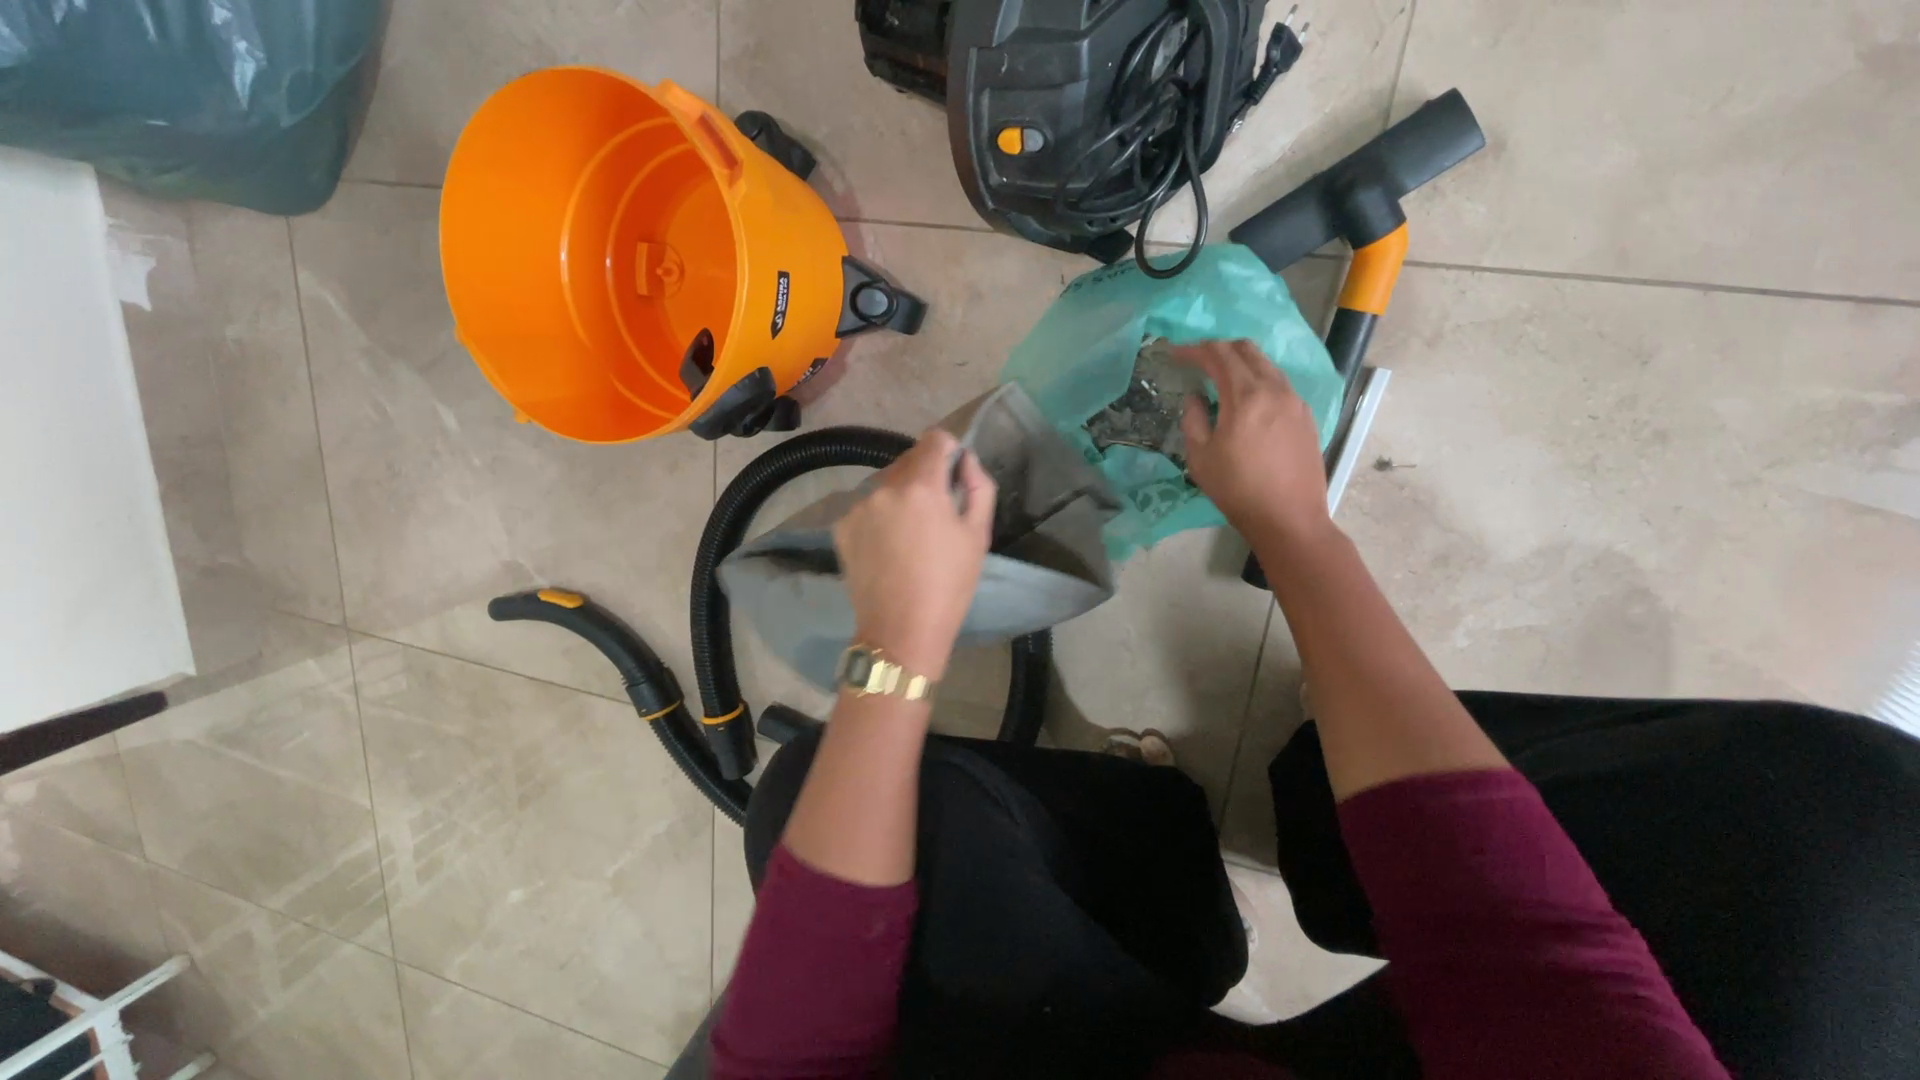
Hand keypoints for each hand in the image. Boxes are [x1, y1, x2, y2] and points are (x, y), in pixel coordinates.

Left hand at [833, 428, 995, 680]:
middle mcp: (884, 487)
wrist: (901, 632)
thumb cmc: (949, 586)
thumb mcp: (978, 535)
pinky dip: (879, 516)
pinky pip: (867, 507)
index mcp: (922, 486)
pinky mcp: (841, 527)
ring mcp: (858, 507)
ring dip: (900, 496)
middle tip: (936, 514)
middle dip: (925, 476)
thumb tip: (966, 460)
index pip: (935, 439)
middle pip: (909, 461)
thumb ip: (978, 486)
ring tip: (910, 535)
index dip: (949, 451)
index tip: (954, 475)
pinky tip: (887, 547)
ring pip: (886, 484)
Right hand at [1174, 339, 1331, 546]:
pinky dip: (1258, 380)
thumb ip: (1193, 420)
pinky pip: (1279, 383)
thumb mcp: (1200, 458)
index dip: (1193, 350)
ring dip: (1240, 363)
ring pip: (1266, 364)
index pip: (1218, 355)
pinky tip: (1247, 401)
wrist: (1289, 518)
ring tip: (1221, 378)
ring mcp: (1295, 401)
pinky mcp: (1305, 415)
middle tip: (1197, 360)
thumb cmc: (1238, 490)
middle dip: (1218, 349)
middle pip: (1246, 350)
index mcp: (1245, 396)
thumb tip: (1195, 397)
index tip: (1175, 353)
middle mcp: (1274, 389)